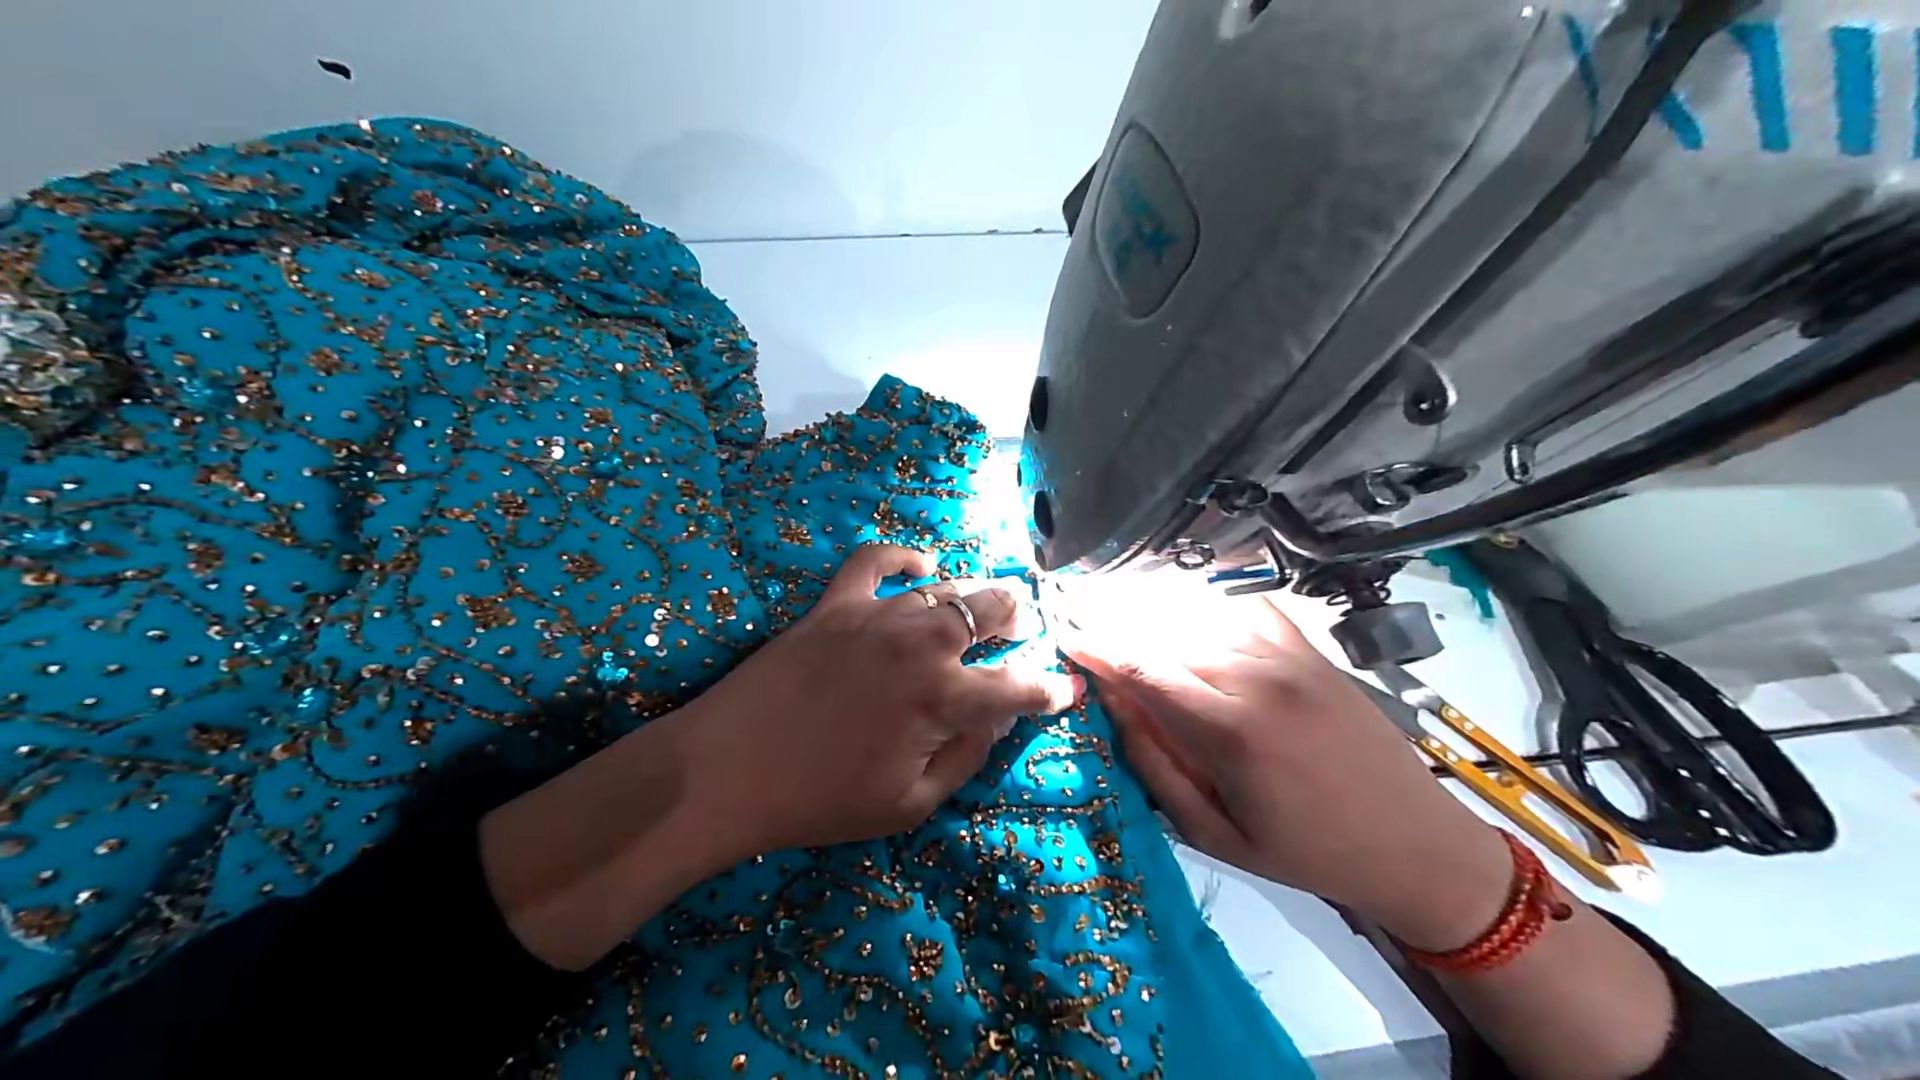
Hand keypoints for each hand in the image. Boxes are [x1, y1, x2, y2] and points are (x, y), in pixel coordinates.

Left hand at [482, 544, 1075, 969]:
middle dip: (1018, 618)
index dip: (1049, 689)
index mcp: (943, 700)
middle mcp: (919, 646)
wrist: (726, 770)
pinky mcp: (834, 604)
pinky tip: (921, 563)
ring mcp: (875, 617)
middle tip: (1026, 623)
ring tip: (991, 597)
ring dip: (976, 592)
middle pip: (989, 614)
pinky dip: (902, 555)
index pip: (1017, 688)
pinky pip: (875, 561)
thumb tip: (1003, 716)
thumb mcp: (909, 805)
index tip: (1065, 688)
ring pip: (945, 589)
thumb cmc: (820, 800)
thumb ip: (966, 756)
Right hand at [1059, 579, 1510, 950]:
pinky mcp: (1311, 651)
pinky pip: (1248, 607)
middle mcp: (1255, 679)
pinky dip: (1208, 599)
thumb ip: (1155, 766)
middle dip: (1113, 616)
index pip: (1141, 668)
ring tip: (1114, 595)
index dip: (1096, 646)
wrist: (1414, 843)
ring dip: (1152, 602)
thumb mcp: (1215, 834)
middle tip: (1076, 603)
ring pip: (1200, 613)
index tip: (1064, 633)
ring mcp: (1288, 658)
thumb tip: (1111, 703)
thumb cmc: (1305, 851)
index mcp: (1228, 731)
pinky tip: (1183, 599)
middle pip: (1164, 630)